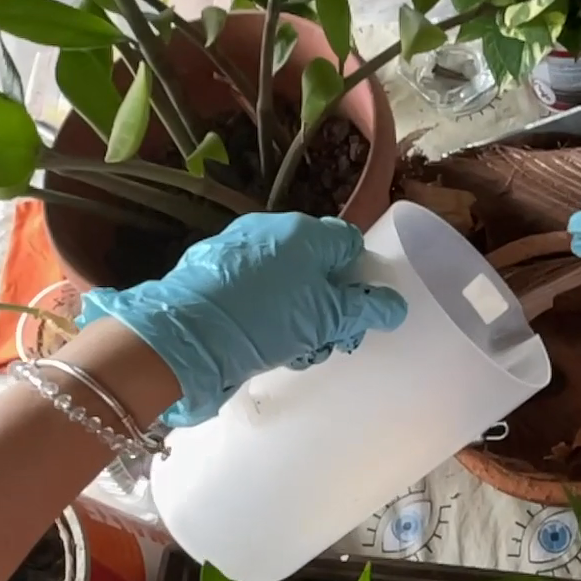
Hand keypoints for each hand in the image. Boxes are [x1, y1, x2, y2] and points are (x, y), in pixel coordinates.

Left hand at [78, 213, 406, 426]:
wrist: (186, 336)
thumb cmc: (268, 318)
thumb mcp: (328, 318)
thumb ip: (366, 309)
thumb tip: (394, 306)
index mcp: (305, 232)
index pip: (349, 244)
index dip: (359, 278)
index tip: (355, 312)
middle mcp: (270, 230)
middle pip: (317, 266)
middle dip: (328, 306)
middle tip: (327, 340)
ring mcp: (237, 250)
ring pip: (286, 283)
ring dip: (299, 317)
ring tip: (295, 351)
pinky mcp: (210, 273)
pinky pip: (254, 291)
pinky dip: (266, 315)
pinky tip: (262, 344)